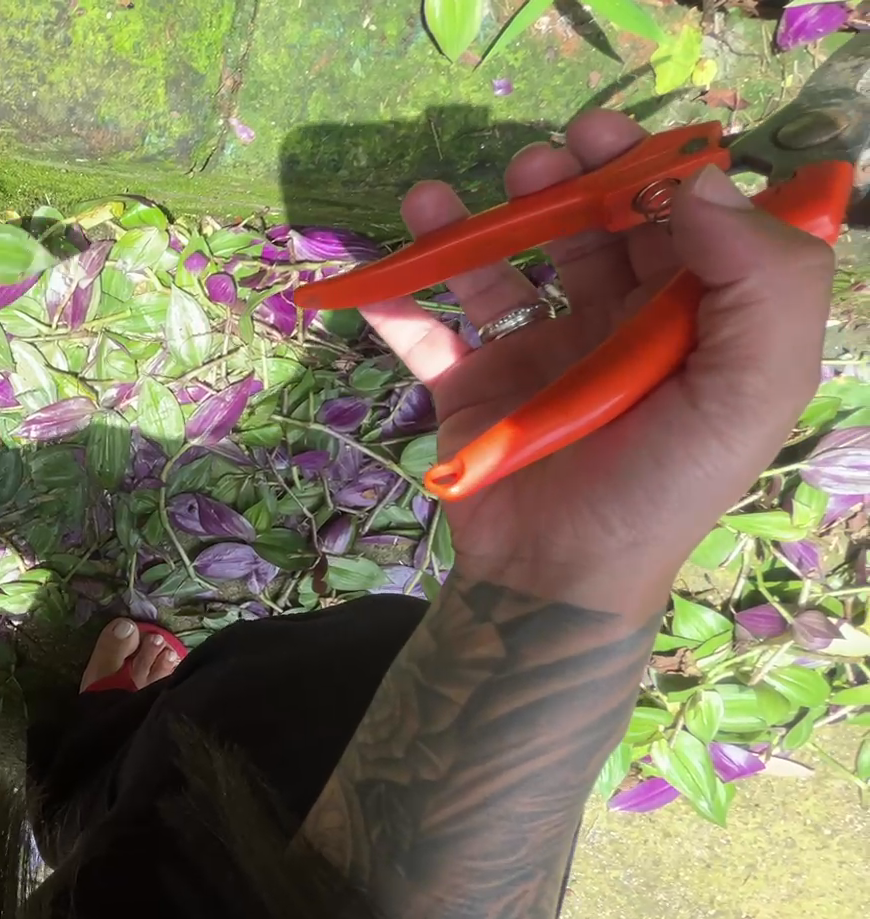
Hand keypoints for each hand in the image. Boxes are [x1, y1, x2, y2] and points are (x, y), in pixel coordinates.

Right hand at [362, 110, 834, 616]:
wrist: (556, 568)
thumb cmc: (663, 483)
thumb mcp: (752, 386)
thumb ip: (758, 281)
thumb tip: (701, 185)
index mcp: (685, 318)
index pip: (679, 224)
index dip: (654, 172)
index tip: (614, 140)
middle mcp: (605, 326)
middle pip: (579, 238)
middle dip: (557, 191)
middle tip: (530, 161)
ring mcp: (527, 356)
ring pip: (493, 277)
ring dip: (461, 236)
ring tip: (426, 197)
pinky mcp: (463, 388)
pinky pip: (426, 340)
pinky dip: (396, 312)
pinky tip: (370, 287)